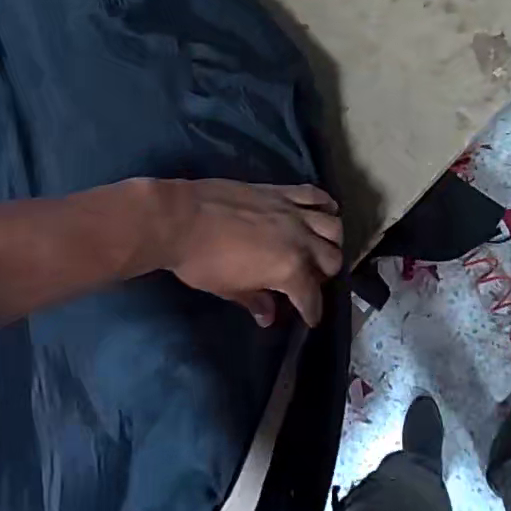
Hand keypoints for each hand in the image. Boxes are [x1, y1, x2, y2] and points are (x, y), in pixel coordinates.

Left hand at [148, 180, 342, 326]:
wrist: (178, 218)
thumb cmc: (200, 261)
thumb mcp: (228, 289)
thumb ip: (254, 301)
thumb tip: (267, 317)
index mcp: (288, 269)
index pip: (311, 296)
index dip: (312, 311)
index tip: (311, 318)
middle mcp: (300, 239)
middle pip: (332, 259)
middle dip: (324, 275)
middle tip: (308, 280)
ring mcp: (293, 212)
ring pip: (333, 226)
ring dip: (331, 241)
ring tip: (319, 247)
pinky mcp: (281, 191)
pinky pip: (315, 194)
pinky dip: (325, 204)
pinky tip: (324, 211)